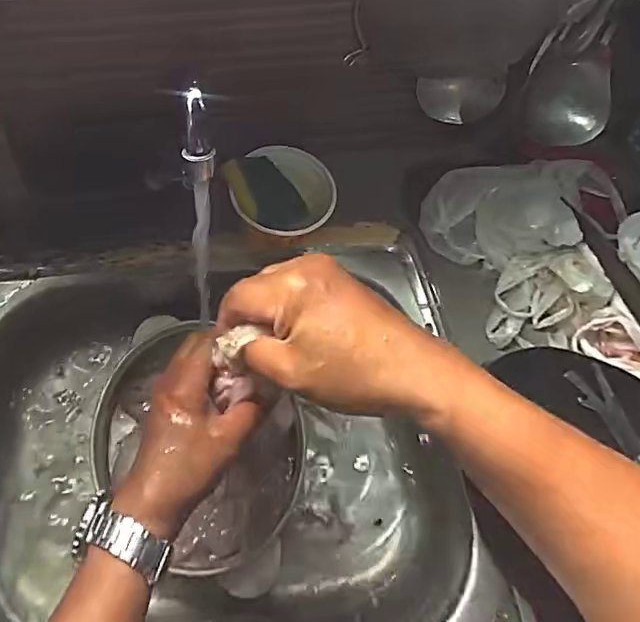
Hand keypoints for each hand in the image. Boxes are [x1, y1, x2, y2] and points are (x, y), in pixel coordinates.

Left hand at [116, 332, 262, 538]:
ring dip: (213, 361)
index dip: (231, 337)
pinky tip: (220, 393)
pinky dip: (203, 374)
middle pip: (196, 343)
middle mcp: (169, 377)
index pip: (207, 339)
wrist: (151, 501)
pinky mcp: (162, 401)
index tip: (253, 345)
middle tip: (247, 361)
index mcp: (183, 382)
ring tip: (237, 377)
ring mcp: (162, 388)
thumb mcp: (228, 441)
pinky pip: (184, 373)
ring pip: (190, 357)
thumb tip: (271, 388)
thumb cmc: (188, 469)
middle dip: (223, 347)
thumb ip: (252, 409)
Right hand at [217, 253, 472, 423]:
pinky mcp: (338, 276)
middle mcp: (304, 264)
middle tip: (253, 355)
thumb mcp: (291, 372)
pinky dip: (290, 307)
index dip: (226, 327)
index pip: (236, 297)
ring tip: (278, 347)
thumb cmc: (352, 374)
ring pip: (275, 285)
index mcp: (290, 284)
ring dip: (269, 313)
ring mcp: (324, 267)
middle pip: (254, 286)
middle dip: (248, 319)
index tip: (230, 356)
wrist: (413, 368)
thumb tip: (233, 346)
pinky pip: (297, 285)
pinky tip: (300, 334)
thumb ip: (251, 353)